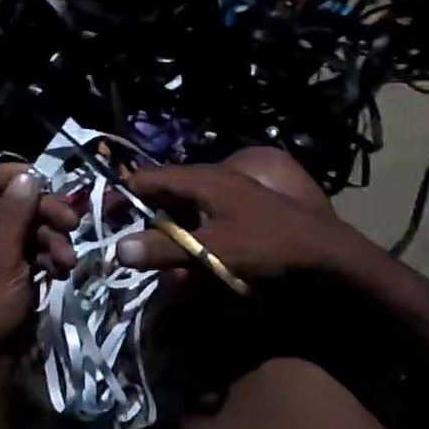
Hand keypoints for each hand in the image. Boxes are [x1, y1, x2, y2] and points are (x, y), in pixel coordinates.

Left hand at [0, 164, 80, 355]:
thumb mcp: (2, 252)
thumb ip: (15, 211)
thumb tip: (28, 175)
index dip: (17, 176)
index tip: (48, 182)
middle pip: (14, 203)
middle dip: (46, 213)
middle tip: (72, 224)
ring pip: (28, 229)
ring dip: (53, 240)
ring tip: (67, 263)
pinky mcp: (9, 273)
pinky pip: (32, 253)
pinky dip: (49, 258)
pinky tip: (60, 272)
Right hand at [112, 164, 357, 279]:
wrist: (324, 251)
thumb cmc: (265, 245)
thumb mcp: (209, 250)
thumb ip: (163, 249)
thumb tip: (118, 250)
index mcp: (202, 178)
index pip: (147, 177)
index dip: (122, 193)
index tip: (104, 215)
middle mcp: (214, 177)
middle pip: (165, 190)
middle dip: (145, 214)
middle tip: (132, 240)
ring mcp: (231, 189)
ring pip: (185, 202)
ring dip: (169, 224)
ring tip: (161, 250)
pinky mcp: (244, 205)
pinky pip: (204, 212)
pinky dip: (191, 229)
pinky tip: (194, 251)